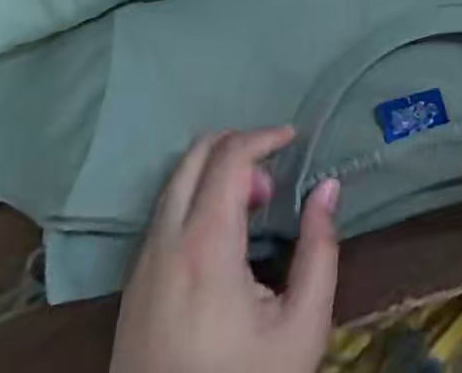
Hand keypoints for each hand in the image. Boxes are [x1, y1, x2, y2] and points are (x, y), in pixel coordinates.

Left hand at [110, 127, 340, 372]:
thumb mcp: (302, 326)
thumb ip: (319, 249)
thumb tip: (328, 188)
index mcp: (205, 246)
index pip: (228, 158)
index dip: (264, 136)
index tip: (294, 137)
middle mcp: (164, 242)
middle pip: (193, 156)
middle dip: (237, 145)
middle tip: (273, 174)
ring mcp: (142, 262)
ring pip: (173, 181)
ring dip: (215, 171)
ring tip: (255, 204)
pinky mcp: (133, 282)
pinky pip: (163, 212)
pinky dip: (195, 196)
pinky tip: (224, 232)